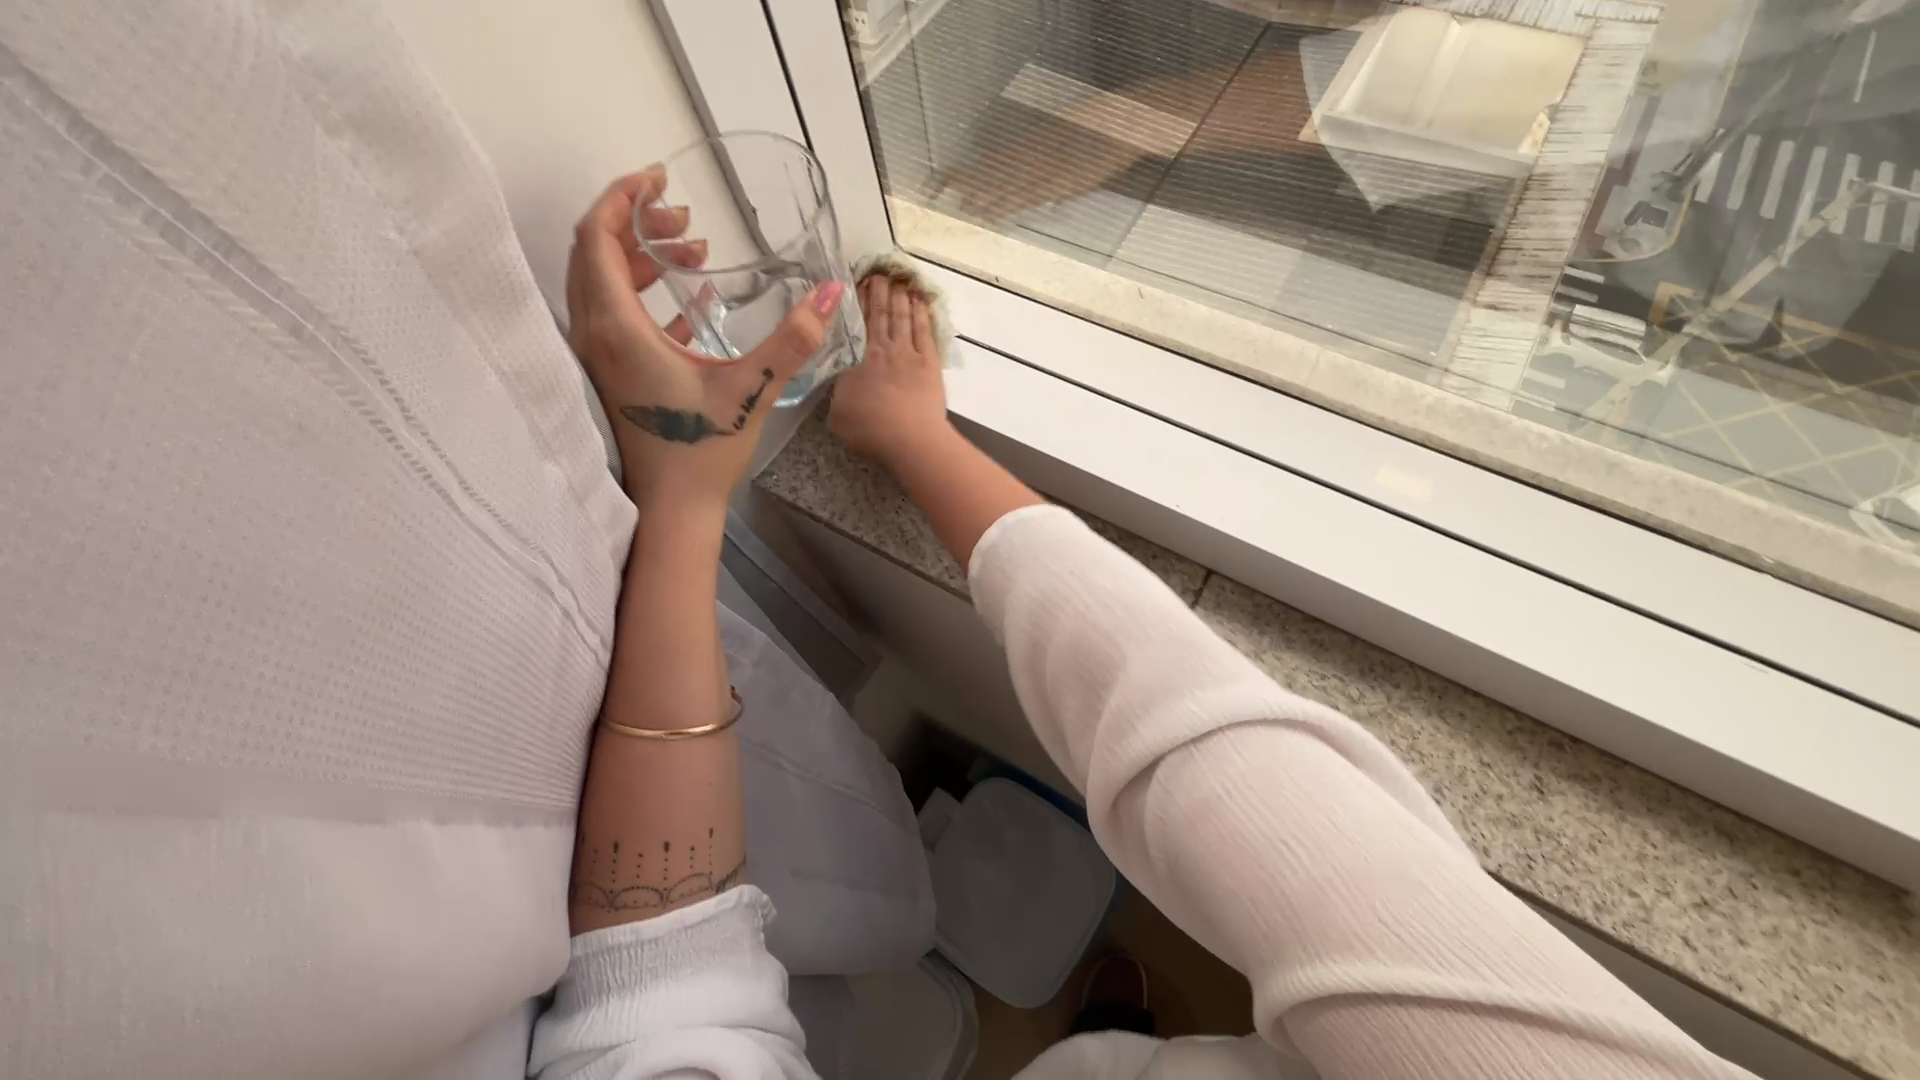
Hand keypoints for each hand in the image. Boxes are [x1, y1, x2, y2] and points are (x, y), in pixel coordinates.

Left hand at [567, 168, 840, 513]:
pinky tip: (691, 303)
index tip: (658, 178)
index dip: (622, 196)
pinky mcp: (613, 374)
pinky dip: (645, 293)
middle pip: (594, 251)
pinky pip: (616, 314)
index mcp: (617, 328)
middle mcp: (596, 335)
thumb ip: (793, 338)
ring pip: (603, 282)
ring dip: (641, 257)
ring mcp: (600, 357)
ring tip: (694, 251)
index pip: (597, 236)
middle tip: (685, 217)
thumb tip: (830, 293)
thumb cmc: (702, 452)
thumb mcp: (752, 388)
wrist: (674, 508)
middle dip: (636, 222)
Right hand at [829, 274, 951, 467]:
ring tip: (900, 281)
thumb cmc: (870, 428)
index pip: (858, 322)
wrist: (910, 439)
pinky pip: (926, 331)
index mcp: (860, 358)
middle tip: (878, 274)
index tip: (856, 283)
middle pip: (882, 314)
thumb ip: (837, 391)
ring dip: (901, 297)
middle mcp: (885, 349)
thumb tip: (839, 380)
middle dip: (879, 292)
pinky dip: (923, 314)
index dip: (857, 301)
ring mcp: (911, 354)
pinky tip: (921, 302)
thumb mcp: (837, 412)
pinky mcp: (931, 364)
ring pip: (905, 318)